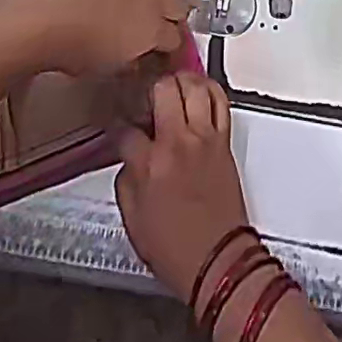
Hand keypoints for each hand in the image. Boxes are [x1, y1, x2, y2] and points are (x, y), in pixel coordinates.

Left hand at [10, 0, 190, 78]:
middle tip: (163, 23)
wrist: (47, 22)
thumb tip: (138, 59)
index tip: (164, 50)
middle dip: (175, 17)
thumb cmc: (74, 49)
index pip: (177, 40)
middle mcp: (154, 0)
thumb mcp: (110, 68)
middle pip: (181, 6)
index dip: (172, 47)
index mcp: (154, 32)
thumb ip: (133, 61)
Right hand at [116, 72, 248, 300]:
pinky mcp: (223, 142)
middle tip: (146, 94)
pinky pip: (220, 102)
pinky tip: (200, 89)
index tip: (118, 126)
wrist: (219, 261)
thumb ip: (125, 180)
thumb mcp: (133, 219)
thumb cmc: (178, 248)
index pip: (126, 129)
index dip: (118, 125)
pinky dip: (210, 89)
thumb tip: (128, 159)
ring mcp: (204, 139)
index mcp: (149, 165)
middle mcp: (177, 144)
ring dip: (180, 80)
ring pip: (194, 86)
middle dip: (150, 86)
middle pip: (162, 89)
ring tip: (172, 84)